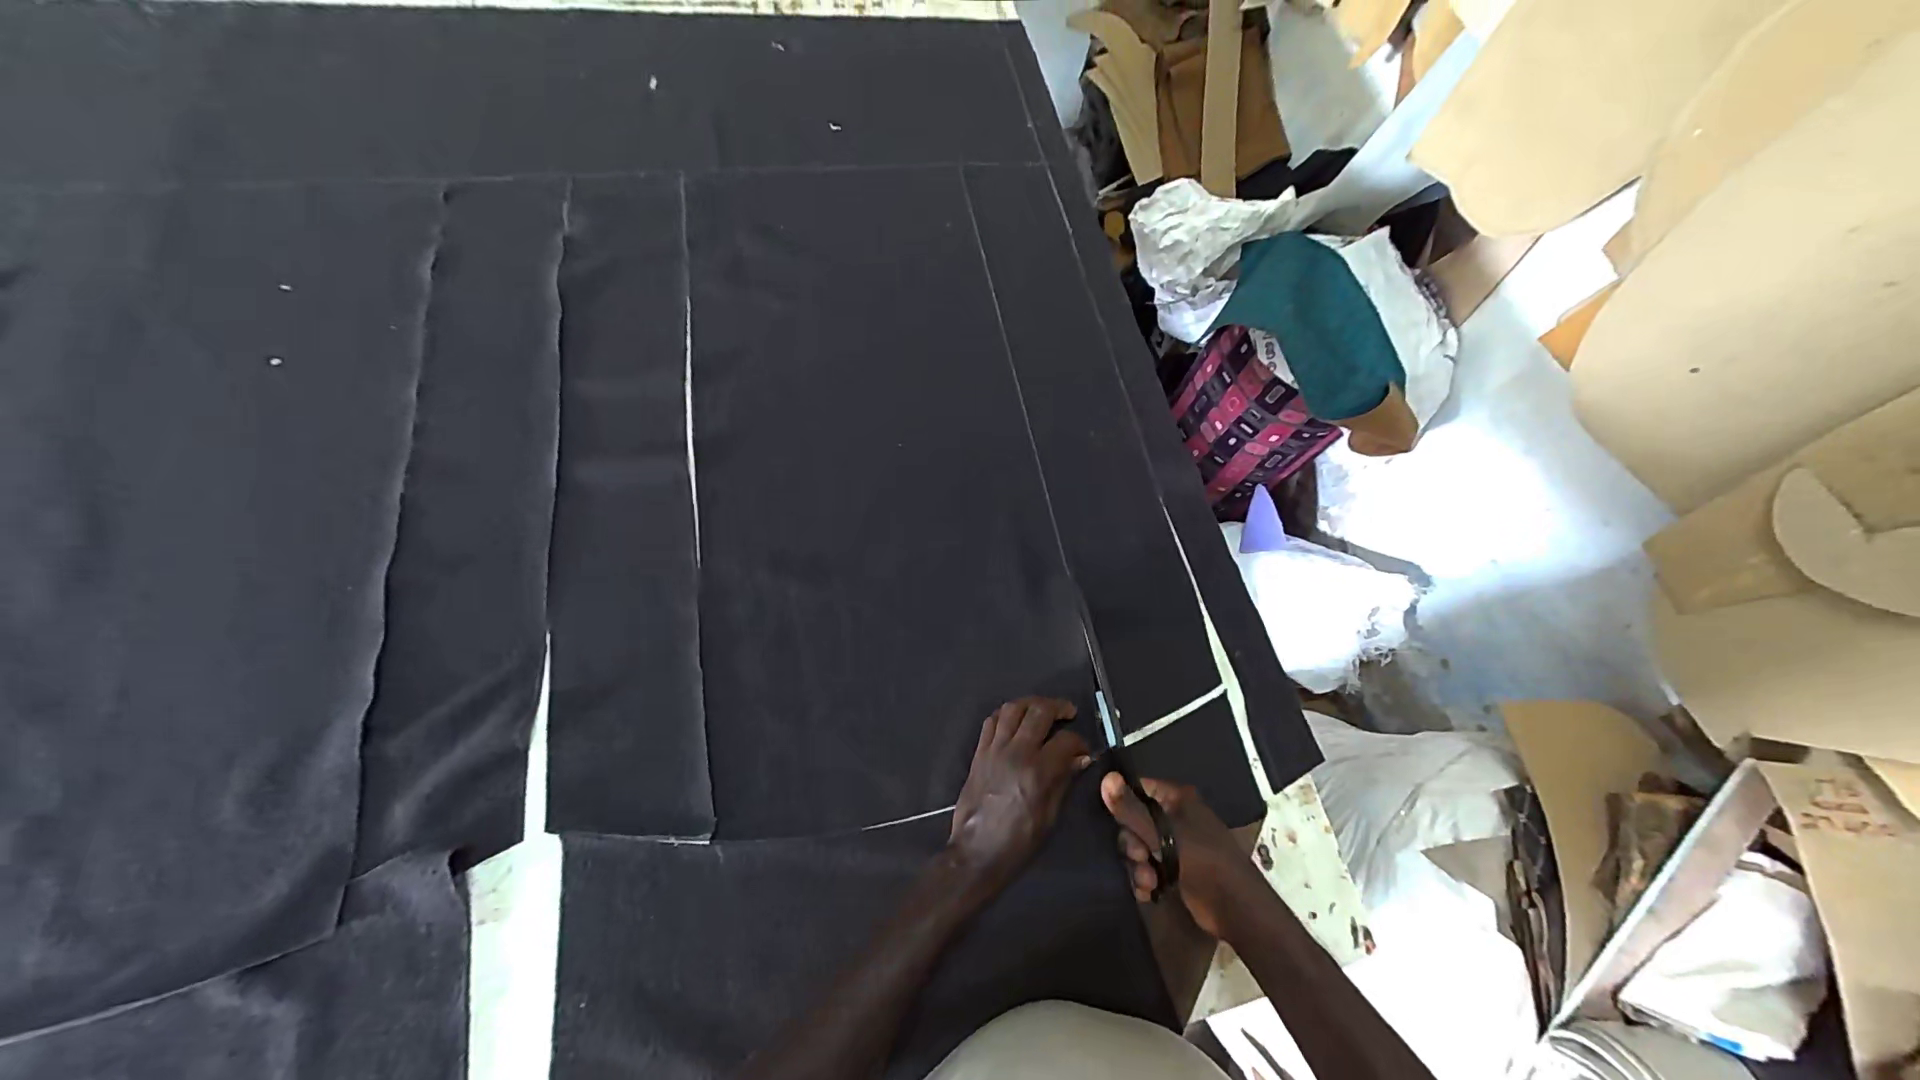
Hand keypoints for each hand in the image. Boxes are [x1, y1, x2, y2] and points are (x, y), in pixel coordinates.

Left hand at [948, 697, 1091, 894]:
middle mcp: (1016, 752)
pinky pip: (991, 721)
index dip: (1080, 741)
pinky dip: (1005, 714)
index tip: (1084, 749)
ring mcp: (994, 749)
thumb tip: (1079, 759)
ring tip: (1042, 710)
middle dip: (1058, 707)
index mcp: (1038, 771)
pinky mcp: (979, 752)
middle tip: (1068, 712)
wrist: (977, 851)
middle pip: (1039, 711)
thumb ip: (1064, 781)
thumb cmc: (1019, 841)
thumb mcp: (1050, 816)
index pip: (1066, 740)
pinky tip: (1015, 720)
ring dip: (1030, 704)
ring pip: (1012, 708)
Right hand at [1101, 773, 1267, 938]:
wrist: (1237, 910)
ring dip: (1138, 865)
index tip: (1110, 820)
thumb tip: (1106, 778)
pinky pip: (1148, 866)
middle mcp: (1175, 817)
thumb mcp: (1164, 835)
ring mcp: (1175, 844)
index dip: (1121, 802)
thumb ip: (1132, 810)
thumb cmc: (1204, 863)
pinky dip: (1145, 878)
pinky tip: (1148, 891)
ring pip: (1139, 847)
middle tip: (1139, 856)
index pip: (1138, 789)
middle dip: (1132, 844)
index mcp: (1177, 799)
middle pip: (1134, 821)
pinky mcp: (1175, 869)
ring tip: (1147, 881)